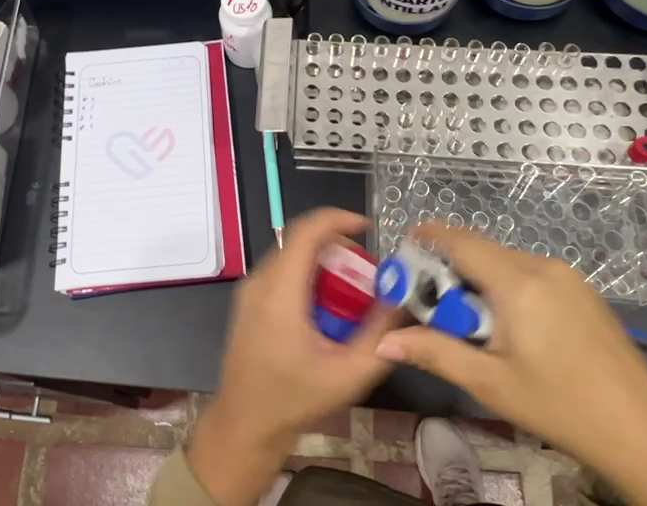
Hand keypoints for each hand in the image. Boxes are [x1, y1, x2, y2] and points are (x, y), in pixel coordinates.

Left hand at [187, 209, 403, 505]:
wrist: (243, 427)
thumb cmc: (293, 401)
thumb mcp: (348, 374)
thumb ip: (380, 336)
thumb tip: (403, 302)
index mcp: (280, 292)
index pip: (306, 231)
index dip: (338, 219)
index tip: (368, 228)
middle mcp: (260, 281)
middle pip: (300, 241)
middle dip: (338, 246)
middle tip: (369, 270)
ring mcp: (250, 290)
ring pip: (291, 255)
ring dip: (323, 261)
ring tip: (353, 289)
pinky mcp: (249, 302)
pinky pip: (282, 272)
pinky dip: (308, 275)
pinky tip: (328, 306)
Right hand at [376, 224, 646, 505]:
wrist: (640, 431)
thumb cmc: (558, 406)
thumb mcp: (489, 383)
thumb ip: (435, 352)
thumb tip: (385, 341)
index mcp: (517, 283)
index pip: (461, 242)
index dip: (429, 238)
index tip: (404, 247)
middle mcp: (543, 266)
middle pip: (483, 251)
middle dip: (451, 268)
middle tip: (430, 301)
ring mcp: (569, 277)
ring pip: (508, 262)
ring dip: (480, 279)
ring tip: (470, 322)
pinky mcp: (584, 291)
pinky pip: (532, 274)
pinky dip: (508, 286)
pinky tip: (510, 326)